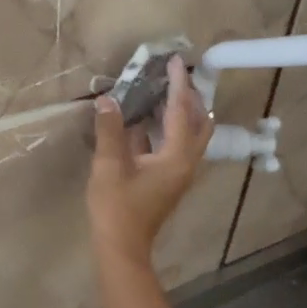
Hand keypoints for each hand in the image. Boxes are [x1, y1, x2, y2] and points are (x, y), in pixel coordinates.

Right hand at [87, 54, 214, 265]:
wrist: (121, 247)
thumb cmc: (116, 207)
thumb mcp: (108, 166)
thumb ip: (110, 130)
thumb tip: (108, 99)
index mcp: (177, 157)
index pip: (181, 112)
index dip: (177, 84)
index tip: (176, 61)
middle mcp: (185, 163)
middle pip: (198, 123)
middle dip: (189, 97)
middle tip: (175, 75)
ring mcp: (177, 173)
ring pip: (188, 135)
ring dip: (180, 112)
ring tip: (162, 90)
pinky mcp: (166, 180)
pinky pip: (173, 145)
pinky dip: (165, 128)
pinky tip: (145, 119)